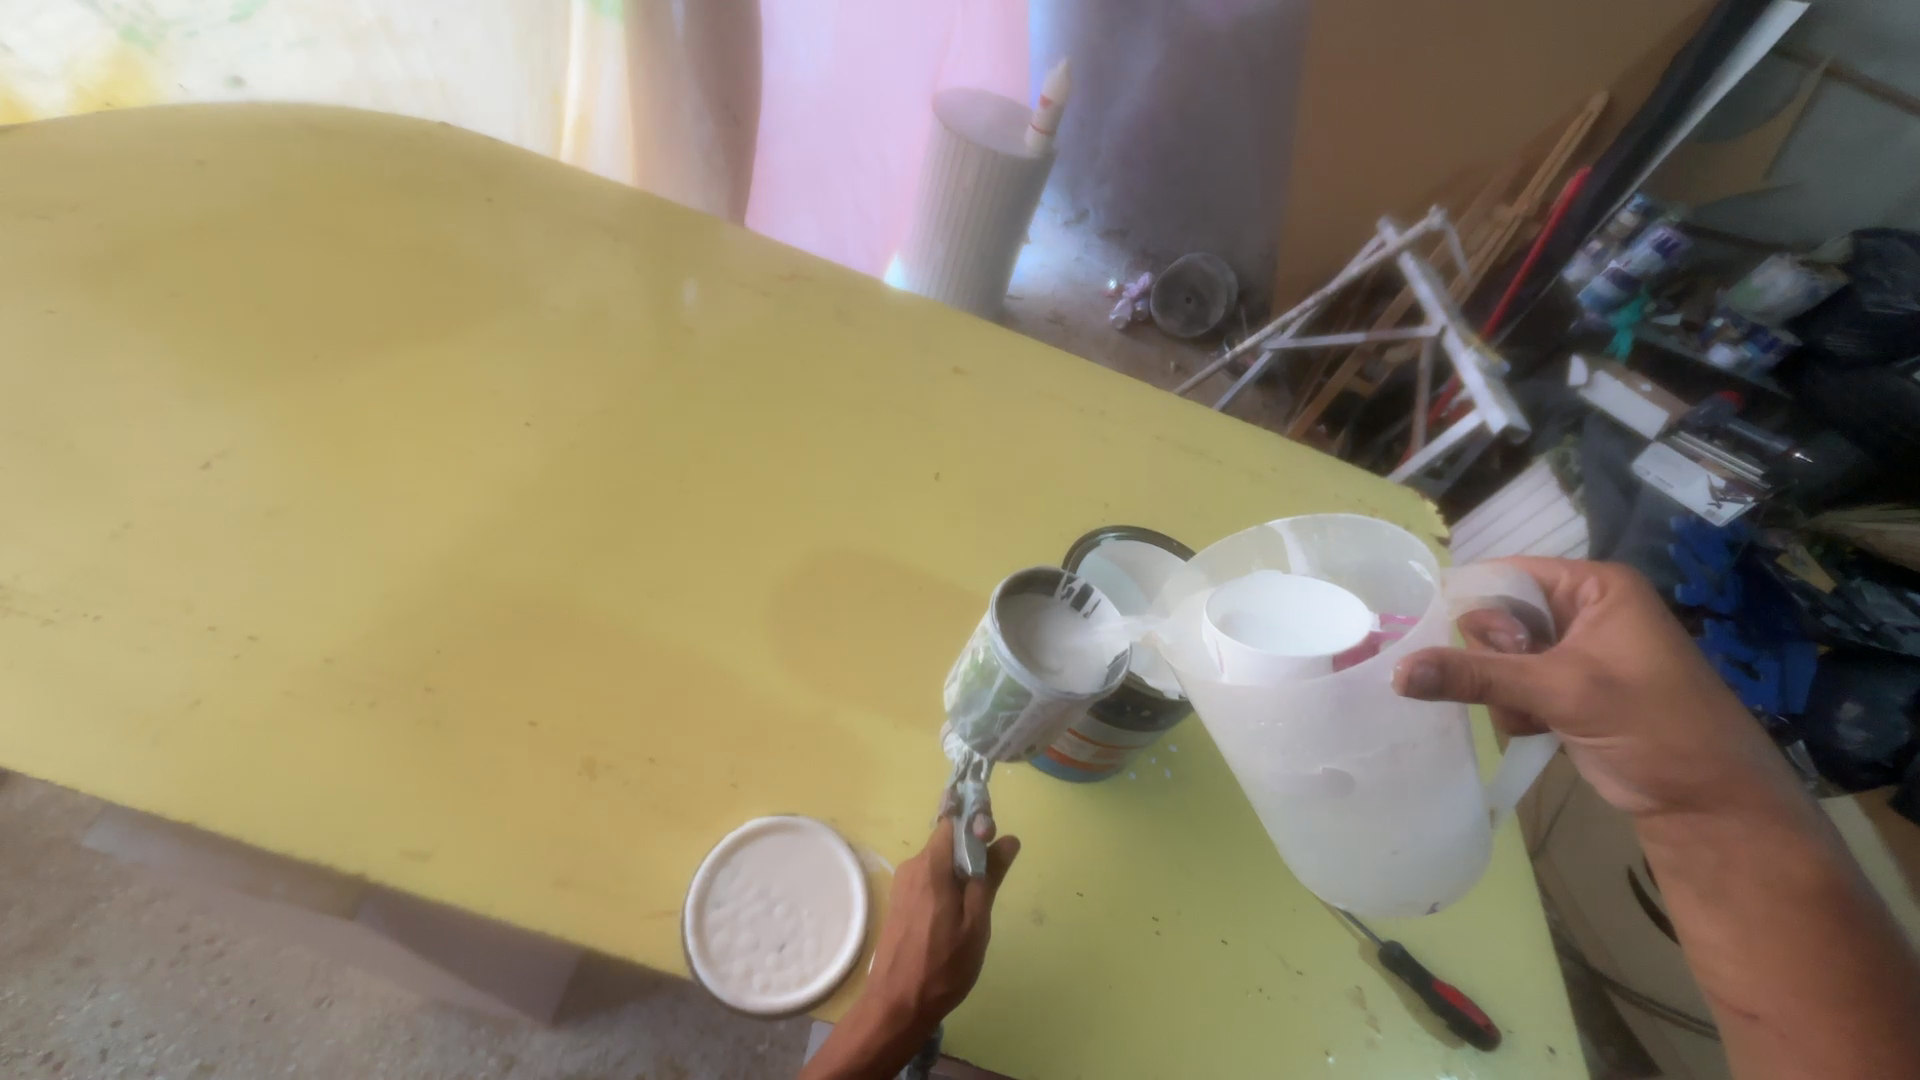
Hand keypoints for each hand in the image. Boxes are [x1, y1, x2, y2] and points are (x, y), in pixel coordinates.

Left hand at [864, 815, 1019, 1032]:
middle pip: (947, 843)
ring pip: (939, 864)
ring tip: (974, 912)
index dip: (975, 825)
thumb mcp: (977, 921)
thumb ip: (989, 876)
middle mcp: (913, 866)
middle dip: (971, 855)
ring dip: (960, 876)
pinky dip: (946, 890)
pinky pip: (928, 881)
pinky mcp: (899, 902)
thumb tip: (1007, 839)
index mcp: (931, 864)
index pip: (953, 821)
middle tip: (989, 888)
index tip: (992, 844)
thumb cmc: (943, 965)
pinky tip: (954, 921)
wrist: (896, 1005)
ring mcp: (903, 885)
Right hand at [1392, 557, 1794, 818]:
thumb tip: (1396, 671)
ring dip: (1500, 688)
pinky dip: (1512, 708)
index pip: (1501, 575)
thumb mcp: (1561, 692)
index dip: (1470, 605)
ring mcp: (1571, 651)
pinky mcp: (1564, 688)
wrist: (1712, 809)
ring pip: (1493, 655)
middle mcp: (1580, 610)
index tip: (1450, 642)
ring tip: (1538, 713)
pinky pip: (1505, 683)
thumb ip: (1475, 676)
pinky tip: (1541, 728)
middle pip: (1492, 616)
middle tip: (1524, 681)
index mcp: (1593, 587)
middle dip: (1493, 656)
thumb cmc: (1655, 728)